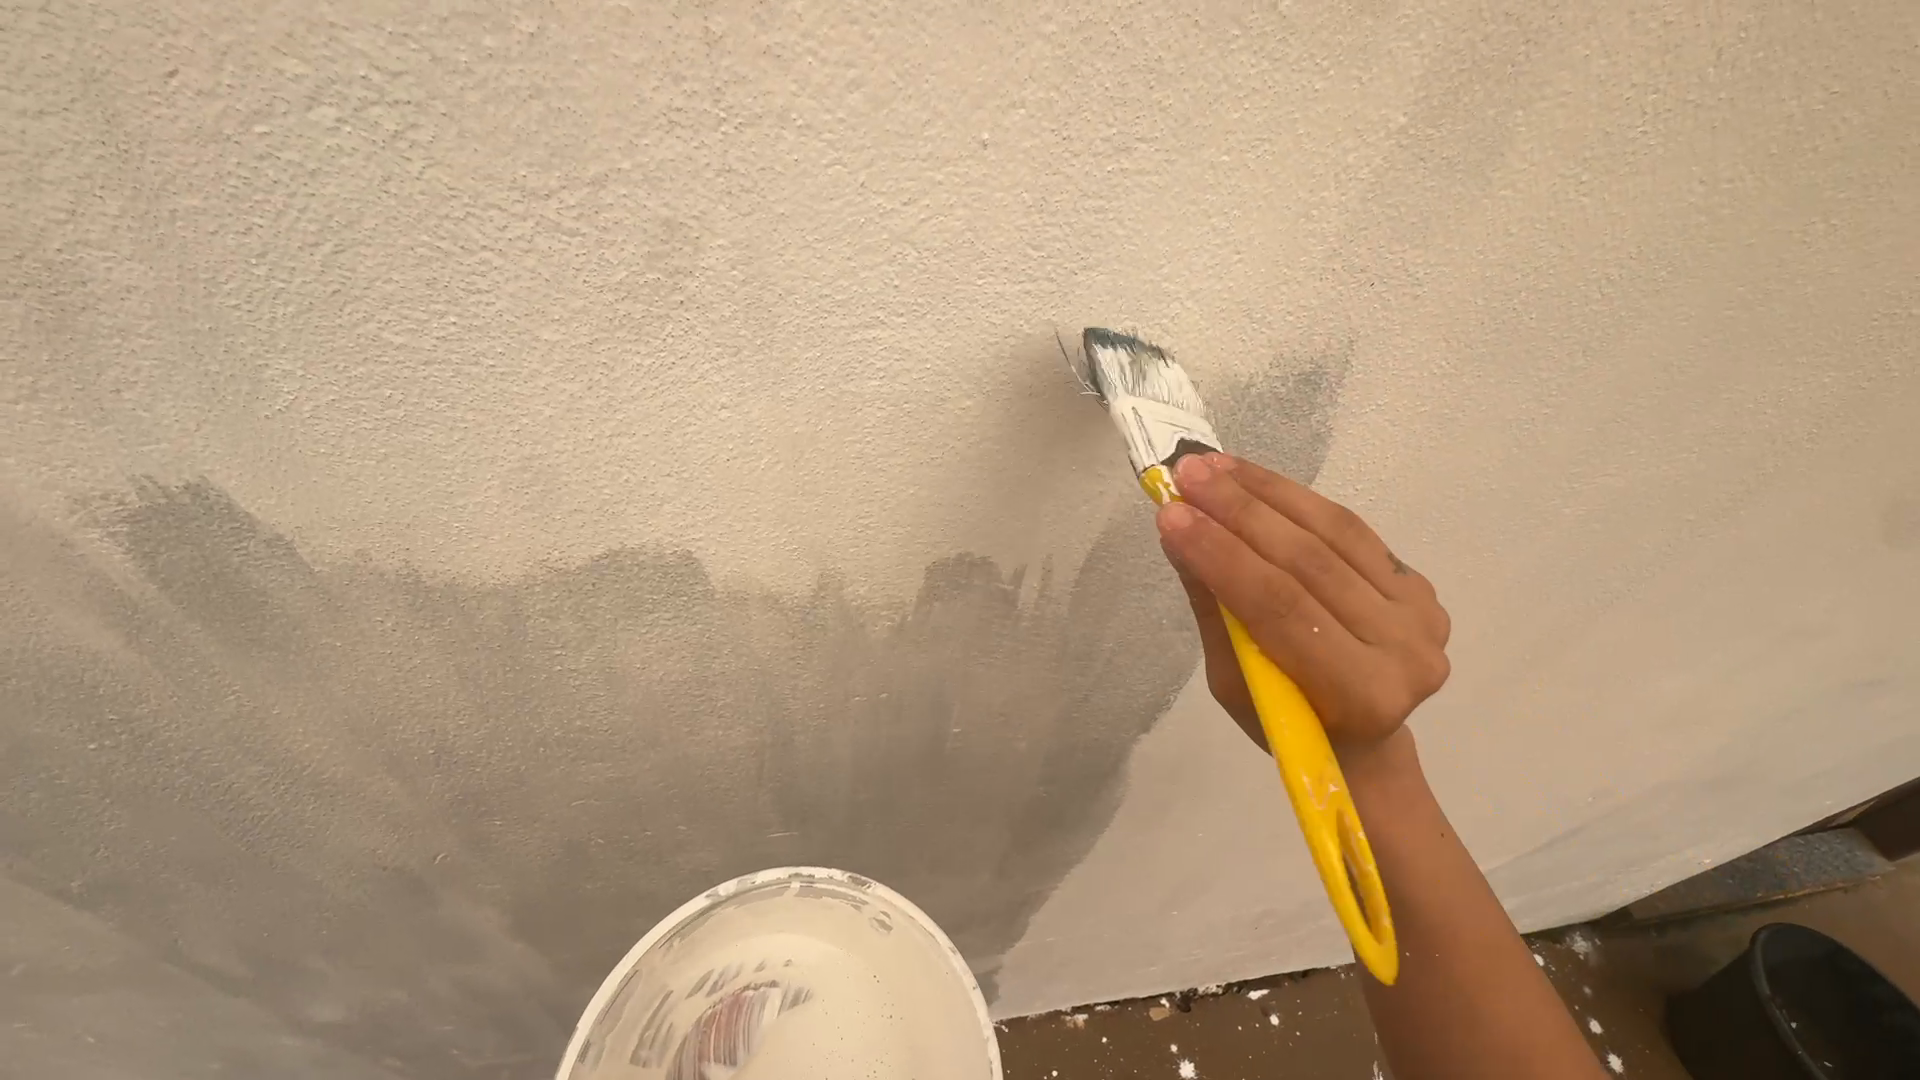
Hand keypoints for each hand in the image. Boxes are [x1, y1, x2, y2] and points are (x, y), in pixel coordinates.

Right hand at [1155, 453, 1450, 754]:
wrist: (1359, 741)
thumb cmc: (1285, 724)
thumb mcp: (1233, 683)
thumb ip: (1215, 608)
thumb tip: (1179, 533)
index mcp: (1361, 694)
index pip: (1280, 607)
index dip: (1222, 555)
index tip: (1170, 514)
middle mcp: (1407, 650)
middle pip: (1309, 562)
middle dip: (1237, 512)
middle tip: (1184, 473)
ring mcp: (1421, 612)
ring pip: (1333, 533)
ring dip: (1264, 491)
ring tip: (1211, 464)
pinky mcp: (1419, 582)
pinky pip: (1349, 529)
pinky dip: (1295, 498)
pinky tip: (1252, 478)